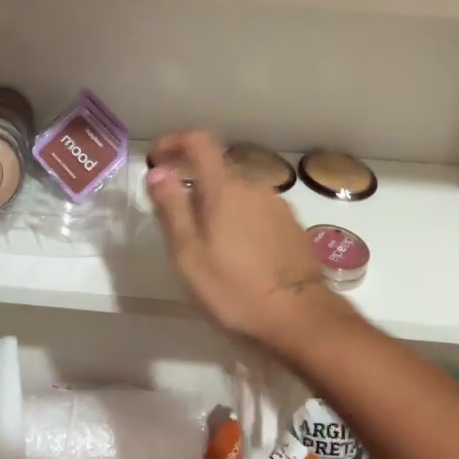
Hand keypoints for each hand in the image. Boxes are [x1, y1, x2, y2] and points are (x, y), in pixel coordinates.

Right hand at [146, 130, 354, 349]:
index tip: (158, 158)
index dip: (175, 140)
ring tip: (211, 246)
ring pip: (238, 192)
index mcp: (224, 187)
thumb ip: (171, 207)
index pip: (199, 141)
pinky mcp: (292, 224)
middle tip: (180, 224)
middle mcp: (254, 185)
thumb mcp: (189, 254)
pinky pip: (257, 209)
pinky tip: (240, 254)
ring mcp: (278, 204)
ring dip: (219, 206)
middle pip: (217, 170)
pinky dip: (241, 219)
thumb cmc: (234, 288)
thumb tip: (158, 170)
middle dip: (194, 186)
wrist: (301, 318)